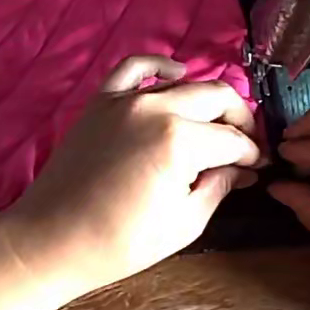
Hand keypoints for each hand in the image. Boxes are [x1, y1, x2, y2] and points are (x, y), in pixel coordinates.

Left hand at [0, 56, 261, 296]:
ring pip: (183, 83)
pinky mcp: (101, 101)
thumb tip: (240, 168)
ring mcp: (125, 100)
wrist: (53, 239)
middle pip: (217, 98)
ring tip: (217, 122)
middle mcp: (156, 109)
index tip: (257, 166)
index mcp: (180, 141)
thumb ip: (218, 186)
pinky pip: (134, 68)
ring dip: (208, 98)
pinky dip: (159, 66)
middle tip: (244, 145)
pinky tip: (177, 74)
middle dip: (240, 121)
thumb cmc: (120, 243)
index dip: (251, 154)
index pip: (233, 139)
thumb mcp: (184, 223)